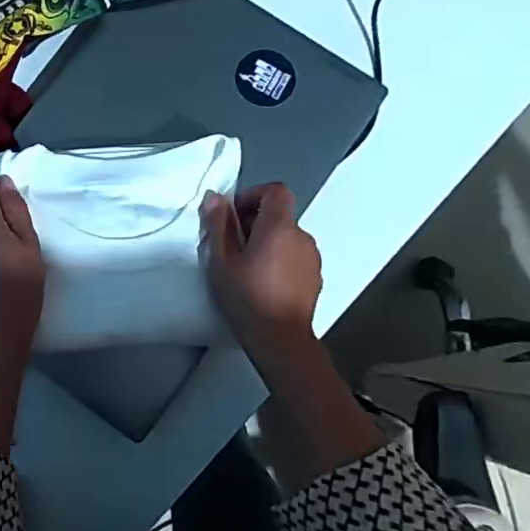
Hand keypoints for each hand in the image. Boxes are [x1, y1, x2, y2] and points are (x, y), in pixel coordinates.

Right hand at [200, 183, 320, 351]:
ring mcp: (312, 257)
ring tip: (245, 267)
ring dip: (266, 242)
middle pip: (279, 214)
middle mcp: (301, 236)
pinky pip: (294, 255)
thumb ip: (218, 225)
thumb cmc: (247, 298)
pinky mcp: (315, 276)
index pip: (274, 190)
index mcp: (279, 227)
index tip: (233, 216)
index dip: (252, 195)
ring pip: (286, 236)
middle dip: (254, 222)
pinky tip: (262, 281)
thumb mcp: (222, 261)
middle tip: (231, 245)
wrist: (280, 340)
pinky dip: (279, 259)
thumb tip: (214, 198)